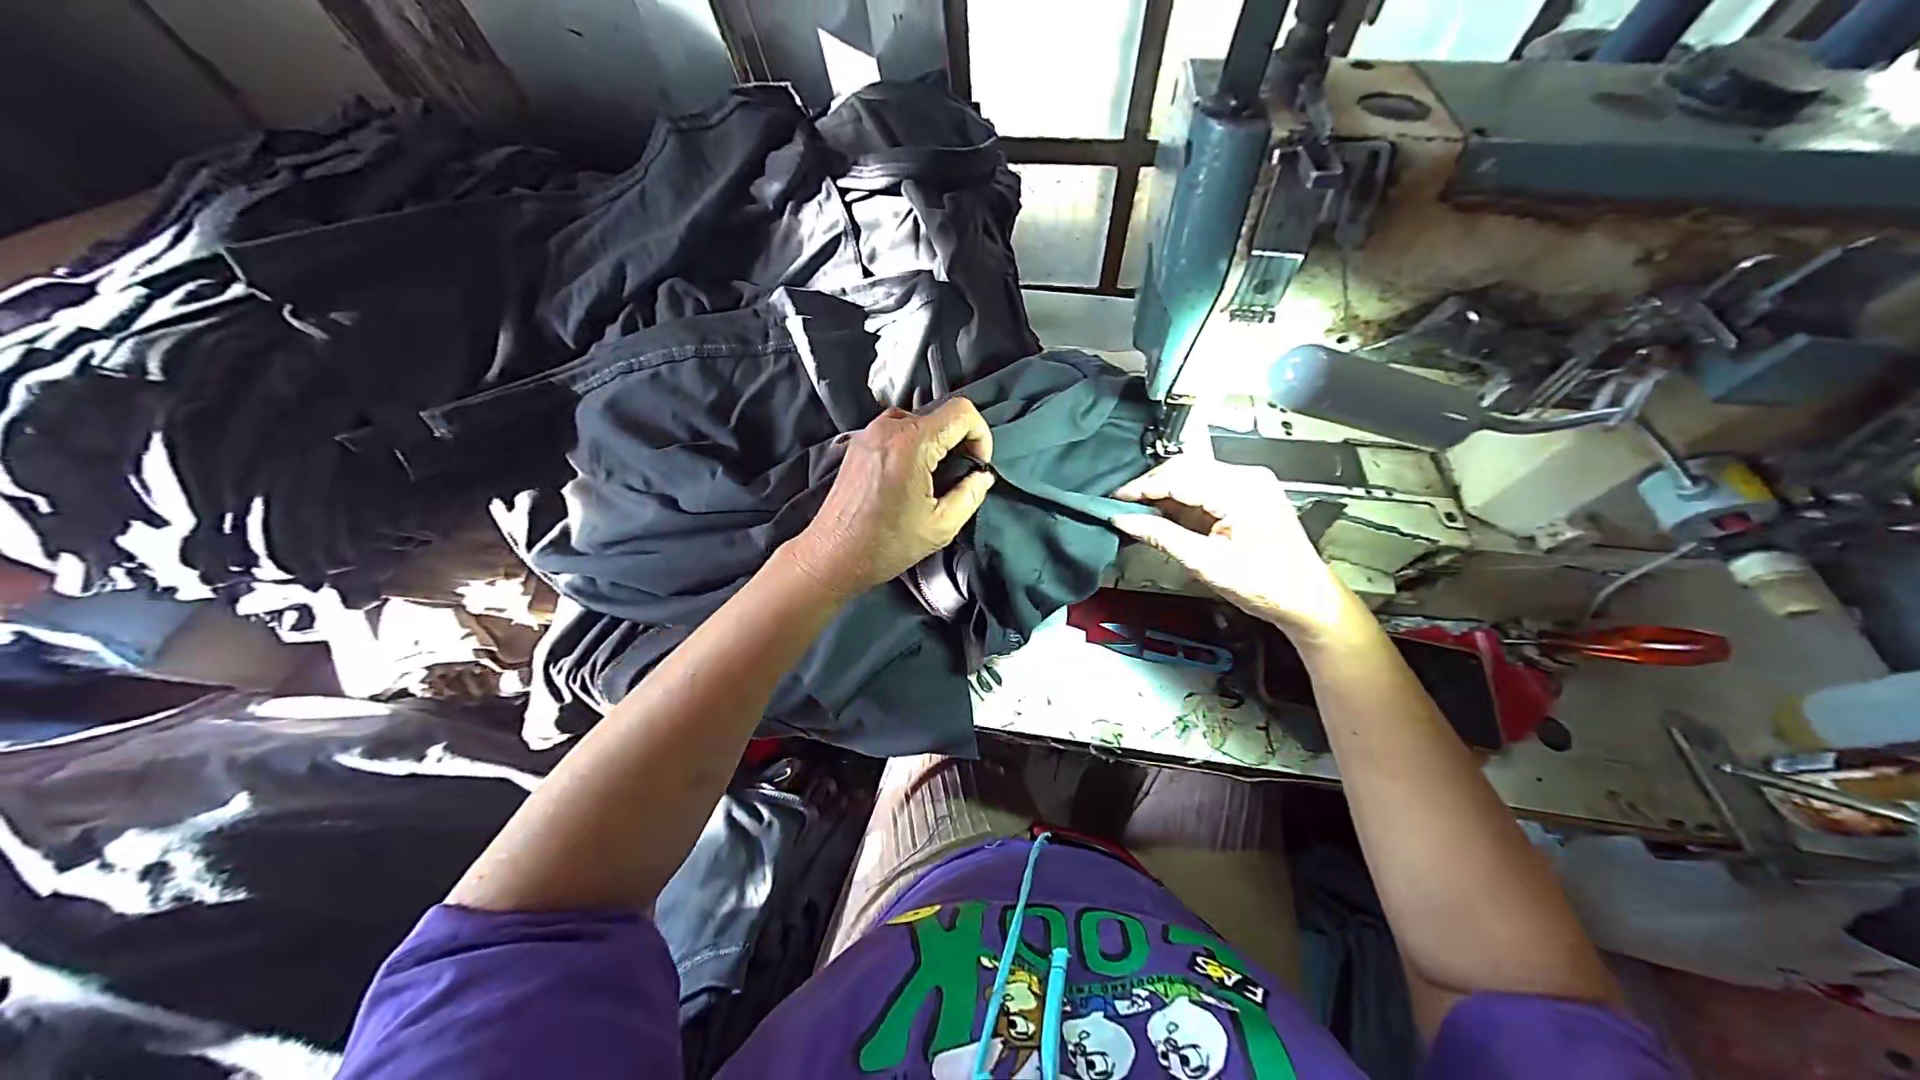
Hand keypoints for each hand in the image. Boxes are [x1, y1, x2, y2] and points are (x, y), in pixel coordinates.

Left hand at [782, 398, 995, 598]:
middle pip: (941, 414)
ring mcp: (870, 433)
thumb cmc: (884, 545)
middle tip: (960, 476)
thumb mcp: (941, 526)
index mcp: (911, 444)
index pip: (961, 411)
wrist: (832, 555)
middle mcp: (888, 429)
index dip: (980, 434)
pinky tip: (912, 479)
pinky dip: (914, 446)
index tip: (978, 463)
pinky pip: (898, 432)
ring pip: (920, 421)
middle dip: (959, 442)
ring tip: (936, 479)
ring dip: (937, 444)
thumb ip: (970, 494)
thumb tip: (982, 477)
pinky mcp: (859, 444)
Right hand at [1112, 456, 1372, 648]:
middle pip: (1184, 468)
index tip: (1114, 500)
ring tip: (1140, 513)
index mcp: (1241, 490)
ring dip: (1165, 492)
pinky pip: (1206, 486)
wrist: (1308, 600)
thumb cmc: (1269, 586)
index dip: (1141, 488)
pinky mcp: (1249, 494)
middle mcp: (1248, 478)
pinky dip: (1183, 499)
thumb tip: (1125, 521)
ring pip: (1193, 475)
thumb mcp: (1206, 563)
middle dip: (1150, 486)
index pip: (1178, 477)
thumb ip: (1162, 537)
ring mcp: (1251, 484)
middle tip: (1122, 506)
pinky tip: (1167, 515)